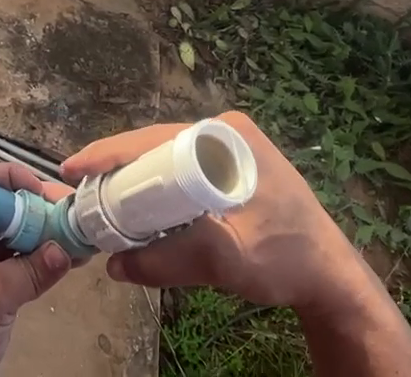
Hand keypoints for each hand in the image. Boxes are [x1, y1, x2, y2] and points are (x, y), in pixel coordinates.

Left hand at [0, 163, 76, 376]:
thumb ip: (31, 270)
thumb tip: (65, 250)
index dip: (18, 182)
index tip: (50, 195)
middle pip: (4, 206)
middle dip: (39, 209)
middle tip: (74, 214)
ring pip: (15, 232)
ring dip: (45, 233)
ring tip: (80, 235)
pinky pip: (18, 257)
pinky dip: (42, 256)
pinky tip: (71, 258)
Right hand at [62, 111, 372, 312]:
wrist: (334, 279)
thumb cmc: (286, 260)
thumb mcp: (225, 260)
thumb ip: (168, 260)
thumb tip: (113, 264)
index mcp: (226, 136)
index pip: (153, 139)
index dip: (111, 155)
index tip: (75, 171)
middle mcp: (226, 130)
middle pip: (156, 144)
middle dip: (117, 166)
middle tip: (82, 189)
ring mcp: (230, 145)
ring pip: (165, 156)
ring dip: (135, 177)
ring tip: (101, 196)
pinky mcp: (232, 164)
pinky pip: (181, 167)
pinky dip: (156, 184)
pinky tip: (139, 202)